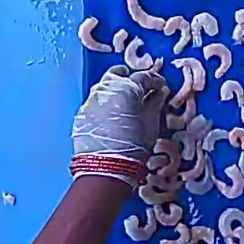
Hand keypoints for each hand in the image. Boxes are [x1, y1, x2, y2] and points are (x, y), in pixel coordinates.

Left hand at [72, 66, 167, 183]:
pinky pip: (96, 102)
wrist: (105, 169)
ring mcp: (90, 101)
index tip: (161, 86)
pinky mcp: (81, 114)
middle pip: (118, 74)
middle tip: (141, 87)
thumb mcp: (151, 124)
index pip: (143, 77)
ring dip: (116, 89)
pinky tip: (112, 114)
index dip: (155, 80)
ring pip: (104, 87)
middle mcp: (105, 90)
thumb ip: (155, 103)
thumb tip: (159, 92)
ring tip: (126, 101)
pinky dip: (106, 103)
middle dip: (130, 77)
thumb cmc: (134, 146)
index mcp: (126, 88)